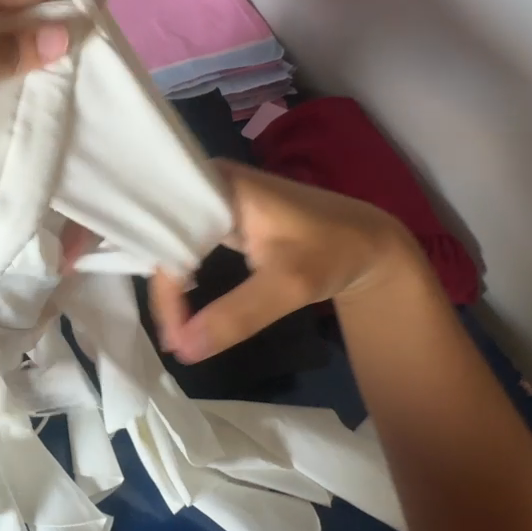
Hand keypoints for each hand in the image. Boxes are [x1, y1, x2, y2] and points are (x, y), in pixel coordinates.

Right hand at [148, 160, 419, 362]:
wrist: (370, 239)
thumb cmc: (332, 250)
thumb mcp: (288, 285)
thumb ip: (236, 315)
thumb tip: (184, 351)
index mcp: (215, 182)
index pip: (168, 234)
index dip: (165, 287)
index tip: (175, 336)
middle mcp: (204, 180)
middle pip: (162, 234)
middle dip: (162, 287)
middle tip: (171, 337)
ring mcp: (210, 194)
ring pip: (170, 239)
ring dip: (169, 284)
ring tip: (173, 328)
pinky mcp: (217, 210)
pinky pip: (184, 240)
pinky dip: (182, 274)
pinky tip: (180, 303)